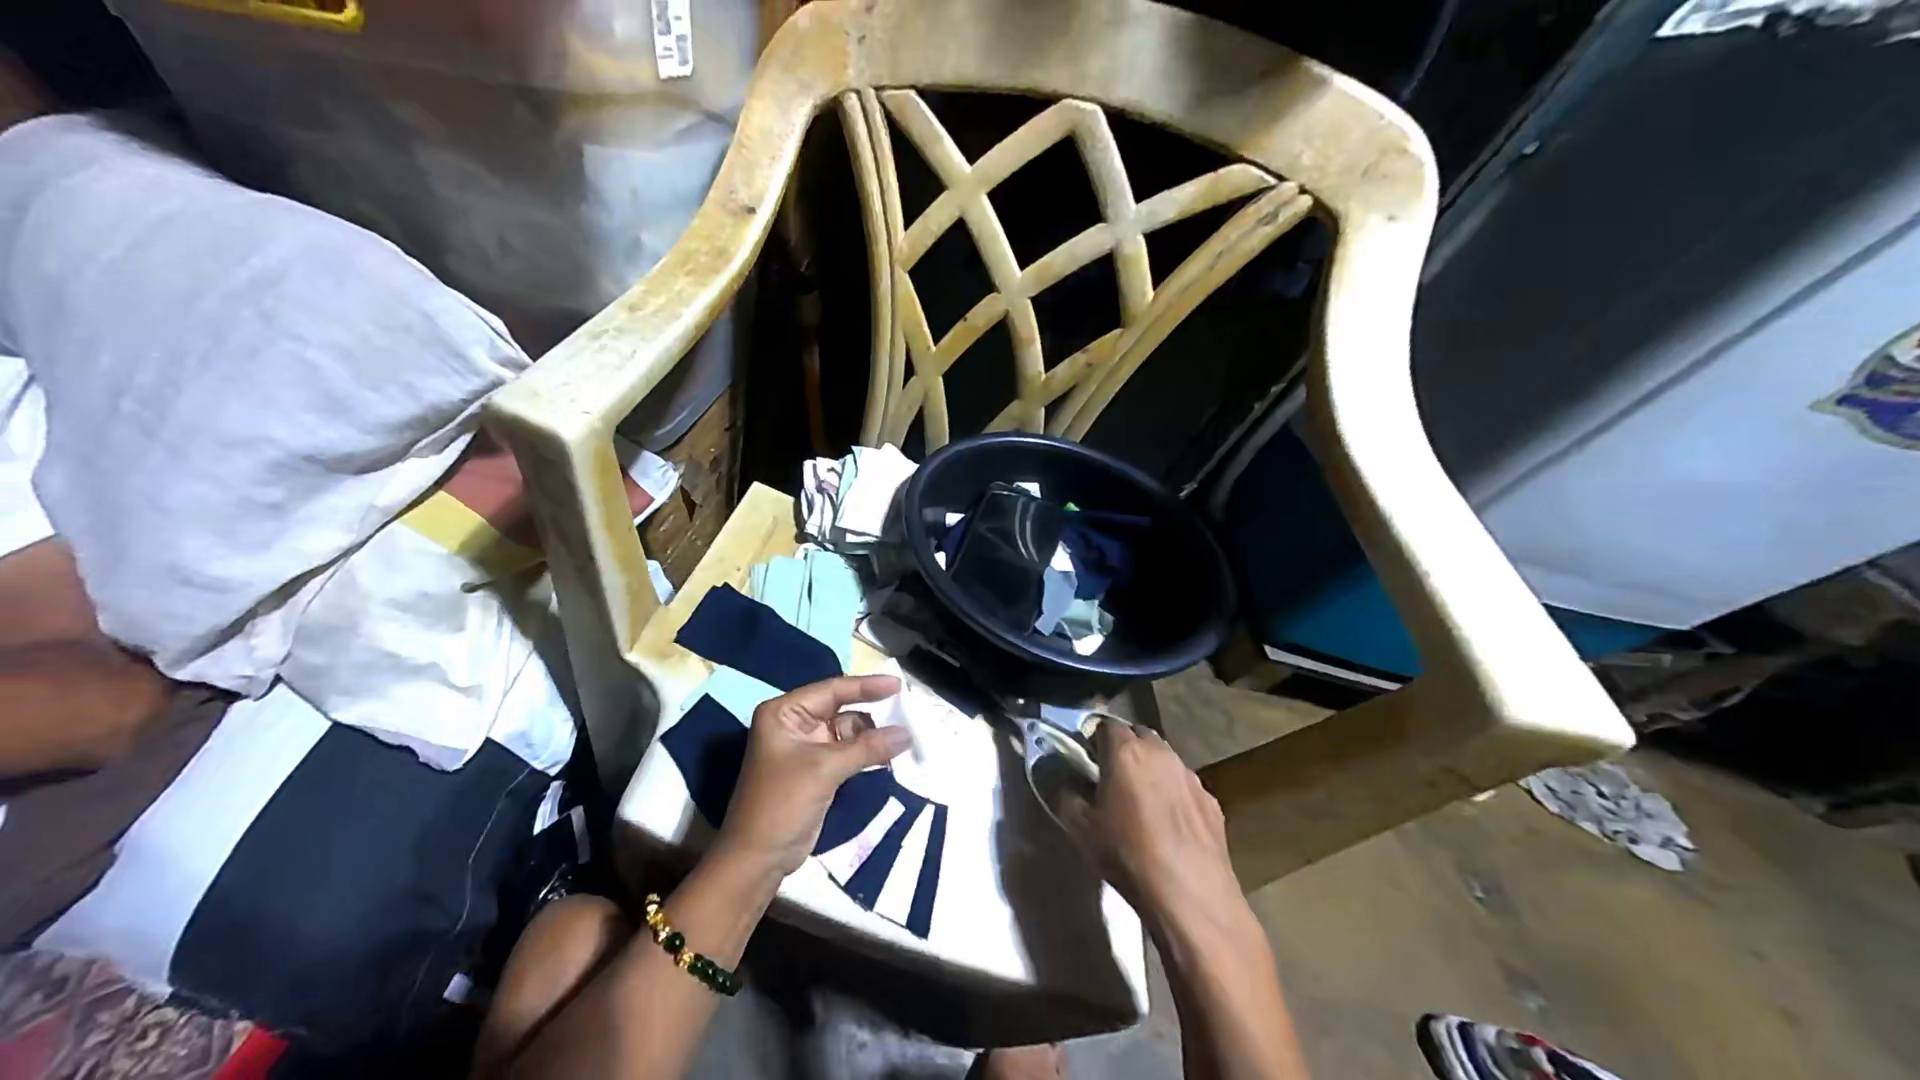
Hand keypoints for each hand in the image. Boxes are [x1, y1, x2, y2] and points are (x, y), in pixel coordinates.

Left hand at [717, 674, 909, 875]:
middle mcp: (793, 724)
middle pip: (841, 707)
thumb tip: (907, 734)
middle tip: (907, 707)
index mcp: (784, 713)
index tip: (898, 684)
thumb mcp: (825, 769)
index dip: (866, 686)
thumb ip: (867, 748)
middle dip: (873, 709)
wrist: (757, 859)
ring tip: (906, 733)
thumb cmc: (782, 803)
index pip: (831, 690)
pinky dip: (868, 752)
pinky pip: (848, 752)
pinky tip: (891, 753)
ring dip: (873, 734)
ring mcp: (805, 748)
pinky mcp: (816, 770)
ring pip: (847, 731)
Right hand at [1074, 721, 1243, 930]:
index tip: (1086, 758)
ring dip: (1150, 769)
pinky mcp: (1211, 800)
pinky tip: (1168, 824)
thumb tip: (1066, 781)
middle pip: (1139, 735)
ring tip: (1141, 802)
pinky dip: (1173, 793)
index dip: (1093, 738)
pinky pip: (1184, 785)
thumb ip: (1067, 794)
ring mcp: (1190, 776)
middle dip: (1124, 748)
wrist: (1191, 895)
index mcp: (1126, 752)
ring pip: (1165, 759)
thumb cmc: (1127, 856)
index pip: (1104, 724)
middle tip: (1111, 776)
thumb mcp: (1081, 828)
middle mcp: (1161, 754)